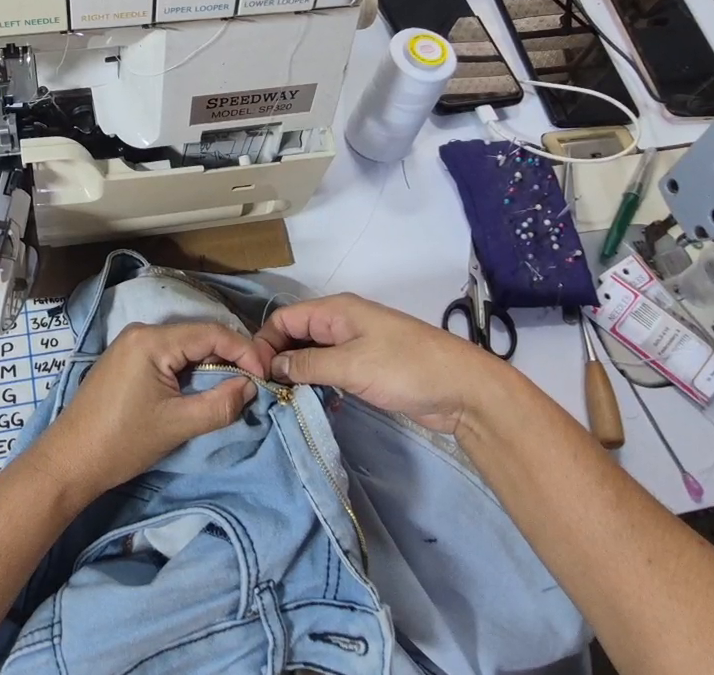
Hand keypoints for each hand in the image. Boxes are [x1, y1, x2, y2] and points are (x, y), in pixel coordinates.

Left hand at [17, 321, 265, 504]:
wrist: (69, 462)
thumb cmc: (122, 442)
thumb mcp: (178, 425)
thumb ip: (220, 403)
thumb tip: (251, 386)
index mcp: (152, 340)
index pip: (211, 333)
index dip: (244, 351)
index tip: (266, 376)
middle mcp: (141, 332)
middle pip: (198, 335)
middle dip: (230, 356)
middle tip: (256, 380)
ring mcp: (131, 344)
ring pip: (184, 346)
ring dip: (211, 363)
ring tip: (235, 385)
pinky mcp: (126, 360)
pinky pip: (168, 355)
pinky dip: (190, 368)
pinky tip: (204, 386)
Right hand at [255, 293, 502, 435]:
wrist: (461, 389)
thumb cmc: (405, 368)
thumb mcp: (351, 365)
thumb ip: (308, 364)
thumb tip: (273, 366)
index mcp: (336, 311)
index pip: (284, 318)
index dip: (264, 341)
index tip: (252, 373)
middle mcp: (341, 323)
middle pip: (295, 335)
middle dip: (277, 358)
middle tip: (263, 391)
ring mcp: (355, 345)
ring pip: (312, 354)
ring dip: (296, 373)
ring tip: (280, 399)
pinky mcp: (366, 368)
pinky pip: (330, 369)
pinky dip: (316, 382)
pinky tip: (308, 401)